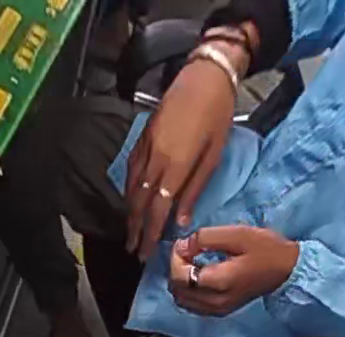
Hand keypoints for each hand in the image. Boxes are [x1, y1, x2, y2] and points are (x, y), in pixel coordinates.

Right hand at [123, 41, 245, 253]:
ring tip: (130, 232)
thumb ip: (194, 190)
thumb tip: (180, 221)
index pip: (156, 210)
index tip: (144, 253)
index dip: (148, 235)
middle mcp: (155, 160)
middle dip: (134, 230)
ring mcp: (145, 149)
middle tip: (132, 250)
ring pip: (131, 190)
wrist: (205, 74)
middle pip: (139, 204)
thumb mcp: (213, 155)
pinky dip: (128, 191)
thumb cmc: (217, 113)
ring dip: (129, 215)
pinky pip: (130, 172)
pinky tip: (129, 202)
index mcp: (175, 166)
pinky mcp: (141, 139)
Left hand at [168, 227, 299, 315]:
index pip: (180, 276)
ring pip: (181, 300)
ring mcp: (216, 310)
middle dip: (175, 269)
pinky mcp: (219, 312)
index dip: (175, 259)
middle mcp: (214, 302)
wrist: (287, 270)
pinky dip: (187, 291)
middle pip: (177, 290)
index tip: (183, 243)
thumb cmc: (266, 249)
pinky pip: (192, 305)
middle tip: (185, 251)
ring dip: (180, 281)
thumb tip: (182, 245)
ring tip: (191, 262)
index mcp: (219, 282)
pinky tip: (196, 276)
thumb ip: (207, 238)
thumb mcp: (238, 234)